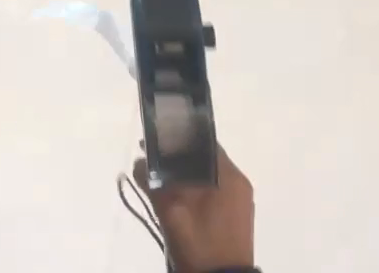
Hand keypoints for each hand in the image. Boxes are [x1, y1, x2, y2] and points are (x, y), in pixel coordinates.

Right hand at [132, 146, 253, 272]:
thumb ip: (153, 180)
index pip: (201, 140)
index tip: (154, 139)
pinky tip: (175, 197)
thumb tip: (140, 162)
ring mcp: (238, 202)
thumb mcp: (170, 209)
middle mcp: (238, 183)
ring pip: (206, 175)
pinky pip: (211, 191)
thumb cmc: (199, 242)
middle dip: (176, 155)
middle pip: (203, 157)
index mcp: (229, 175)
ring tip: (157, 178)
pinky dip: (193, 188)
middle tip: (150, 158)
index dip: (176, 135)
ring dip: (182, 173)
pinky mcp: (234, 218)